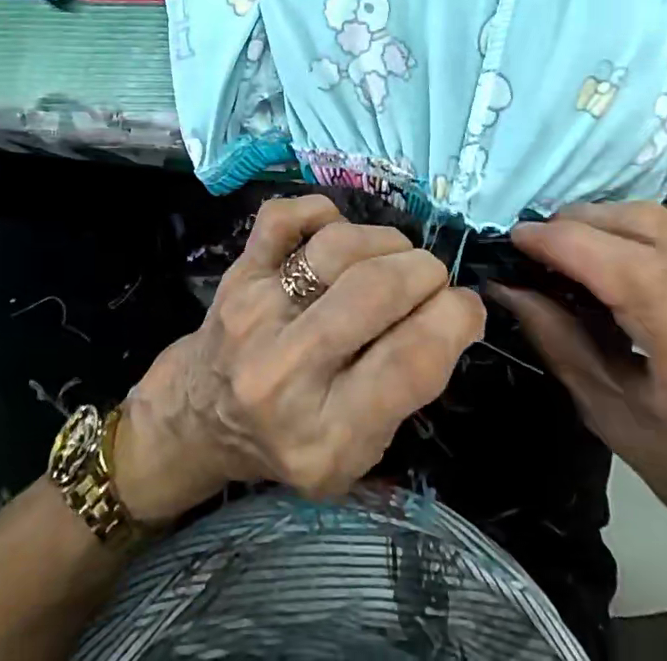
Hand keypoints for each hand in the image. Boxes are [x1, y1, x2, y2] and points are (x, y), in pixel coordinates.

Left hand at [111, 195, 485, 520]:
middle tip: (432, 279)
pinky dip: (322, 211)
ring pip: (337, 246)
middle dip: (425, 273)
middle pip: (376, 291)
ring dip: (386, 242)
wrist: (201, 417)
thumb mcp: (357, 455)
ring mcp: (254, 315)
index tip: (465, 307)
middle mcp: (284, 372)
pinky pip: (282, 217)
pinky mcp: (236, 275)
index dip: (456, 320)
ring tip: (393, 259)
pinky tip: (338, 234)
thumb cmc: (288, 440)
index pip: (410, 360)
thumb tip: (453, 309)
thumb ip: (407, 391)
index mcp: (326, 434)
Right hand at [487, 203, 666, 536]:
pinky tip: (614, 255)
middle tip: (536, 241)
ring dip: (603, 222)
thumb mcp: (600, 406)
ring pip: (664, 222)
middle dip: (579, 224)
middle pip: (651, 233)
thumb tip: (503, 282)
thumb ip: (553, 336)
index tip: (519, 238)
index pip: (640, 277)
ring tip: (567, 243)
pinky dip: (635, 234)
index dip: (572, 245)